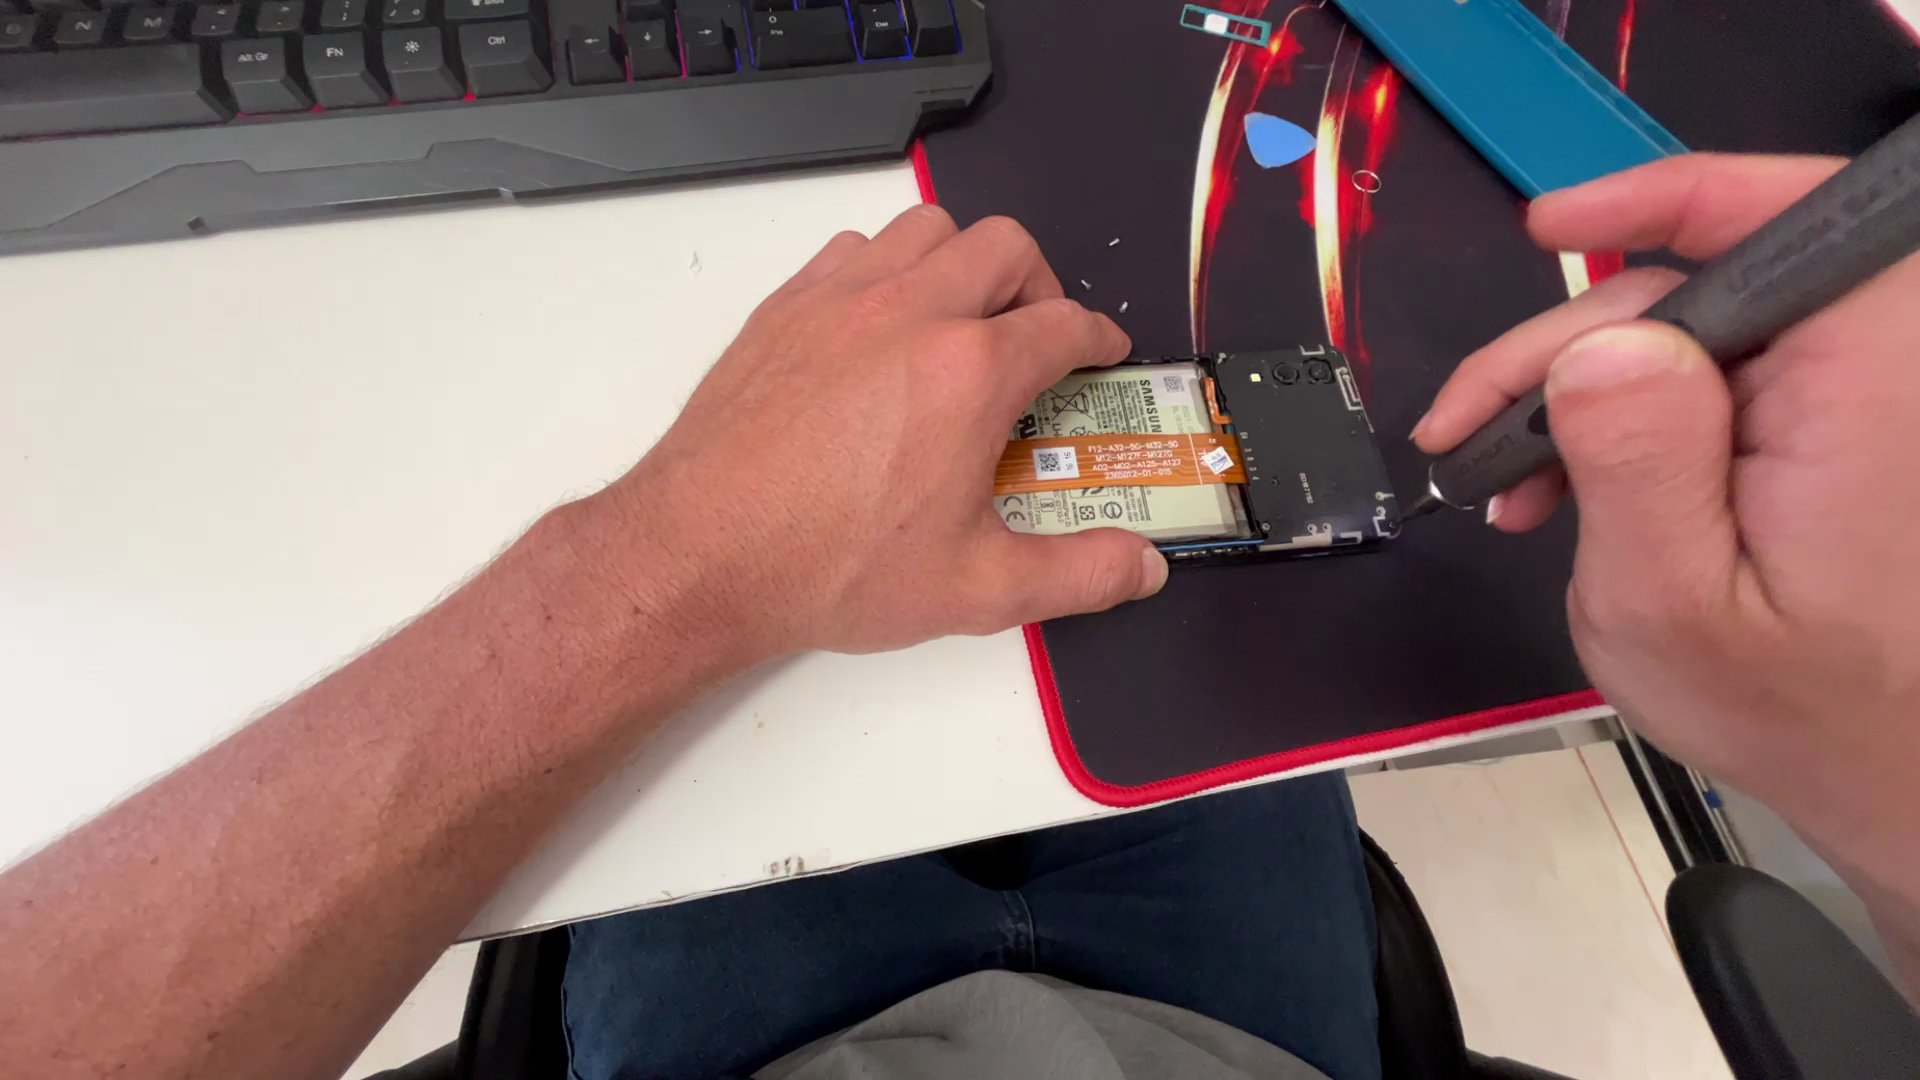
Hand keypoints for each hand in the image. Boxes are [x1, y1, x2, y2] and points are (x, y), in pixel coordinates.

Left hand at [585, 206, 1166, 659]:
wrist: (701, 555)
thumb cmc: (835, 569)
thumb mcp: (977, 590)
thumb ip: (1077, 574)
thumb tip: (1145, 568)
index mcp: (971, 372)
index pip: (1064, 324)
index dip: (1098, 337)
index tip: (1103, 353)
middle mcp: (912, 312)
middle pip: (1007, 247)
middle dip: (1041, 282)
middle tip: (1038, 335)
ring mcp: (841, 299)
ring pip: (929, 228)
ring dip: (966, 261)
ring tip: (966, 318)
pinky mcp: (785, 308)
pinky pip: (856, 250)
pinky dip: (891, 268)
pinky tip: (883, 325)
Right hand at [1414, 155, 1919, 895]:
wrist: (1891, 776)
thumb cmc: (1785, 707)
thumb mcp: (1668, 599)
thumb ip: (1641, 466)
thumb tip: (1599, 349)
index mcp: (1869, 393)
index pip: (1788, 227)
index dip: (1666, 199)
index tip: (1548, 229)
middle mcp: (1869, 375)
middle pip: (1682, 300)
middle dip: (1547, 356)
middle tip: (1454, 435)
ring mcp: (1837, 406)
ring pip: (1663, 348)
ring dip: (1554, 403)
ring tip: (1494, 485)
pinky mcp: (1804, 435)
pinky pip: (1679, 394)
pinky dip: (1592, 430)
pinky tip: (1545, 492)